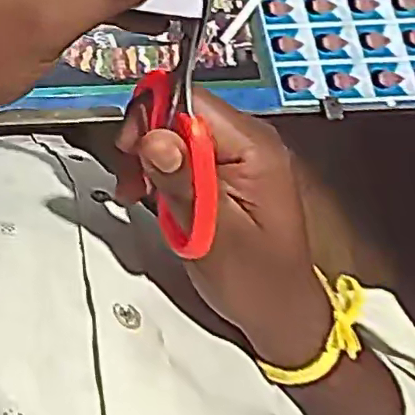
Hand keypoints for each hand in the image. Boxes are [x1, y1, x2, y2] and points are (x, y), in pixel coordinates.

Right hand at [115, 90, 331, 367]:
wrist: (281, 316)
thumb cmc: (258, 283)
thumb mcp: (214, 235)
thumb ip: (183, 183)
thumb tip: (155, 138)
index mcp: (254, 146)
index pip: (186, 98)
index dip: (151, 118)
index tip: (134, 154)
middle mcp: (245, 138)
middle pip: (172, 106)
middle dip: (143, 140)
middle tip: (134, 179)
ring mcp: (230, 149)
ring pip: (166, 125)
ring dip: (144, 156)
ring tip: (141, 191)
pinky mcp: (216, 162)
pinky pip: (172, 145)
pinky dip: (153, 166)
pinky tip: (151, 192)